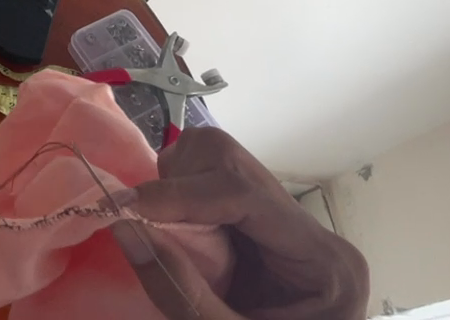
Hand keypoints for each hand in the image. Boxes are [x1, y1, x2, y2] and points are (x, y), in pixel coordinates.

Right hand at [110, 127, 368, 319]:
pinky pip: (204, 174)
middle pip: (228, 162)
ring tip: (168, 231)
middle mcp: (309, 228)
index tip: (126, 208)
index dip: (180, 195)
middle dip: (177, 183)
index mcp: (326, 262)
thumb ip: (182, 292)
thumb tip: (123, 224)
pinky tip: (181, 232)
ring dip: (173, 181)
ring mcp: (283, 219)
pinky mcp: (255, 219)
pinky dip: (176, 188)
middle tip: (147, 220)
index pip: (244, 194)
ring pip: (214, 157)